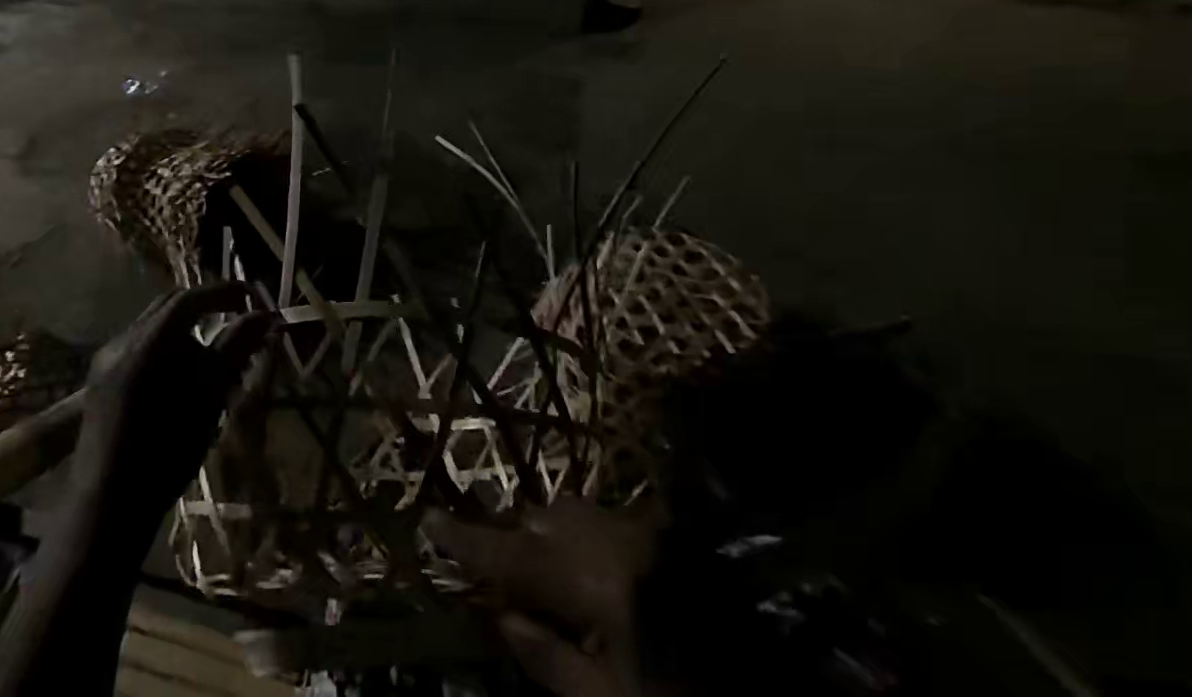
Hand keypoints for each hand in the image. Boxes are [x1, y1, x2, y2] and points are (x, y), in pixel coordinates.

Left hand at [68, 284, 272, 543]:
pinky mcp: (101, 379)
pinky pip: (141, 345)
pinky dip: (170, 347)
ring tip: (216, 358)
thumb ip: (234, 351)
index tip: (252, 296)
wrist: (107, 506)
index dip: (222, 292)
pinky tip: (186, 376)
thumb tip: (264, 317)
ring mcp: (105, 361)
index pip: (187, 301)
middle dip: (205, 307)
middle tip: (239, 318)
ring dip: (188, 329)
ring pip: (154, 325)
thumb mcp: (207, 401)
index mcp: (144, 348)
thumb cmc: (163, 455)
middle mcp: (119, 344)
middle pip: (168, 306)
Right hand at [426, 499, 673, 696]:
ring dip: (545, 535)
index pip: (507, 555)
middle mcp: (603, 539)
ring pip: (569, 513)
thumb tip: (501, 616)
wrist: (764, 671)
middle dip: (512, 541)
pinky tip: (589, 569)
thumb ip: (548, 657)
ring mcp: (634, 531)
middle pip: (538, 522)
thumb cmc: (671, 690)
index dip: (463, 541)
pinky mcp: (657, 535)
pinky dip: (579, 538)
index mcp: (584, 579)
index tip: (426, 519)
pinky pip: (600, 521)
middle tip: (498, 574)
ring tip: (541, 572)